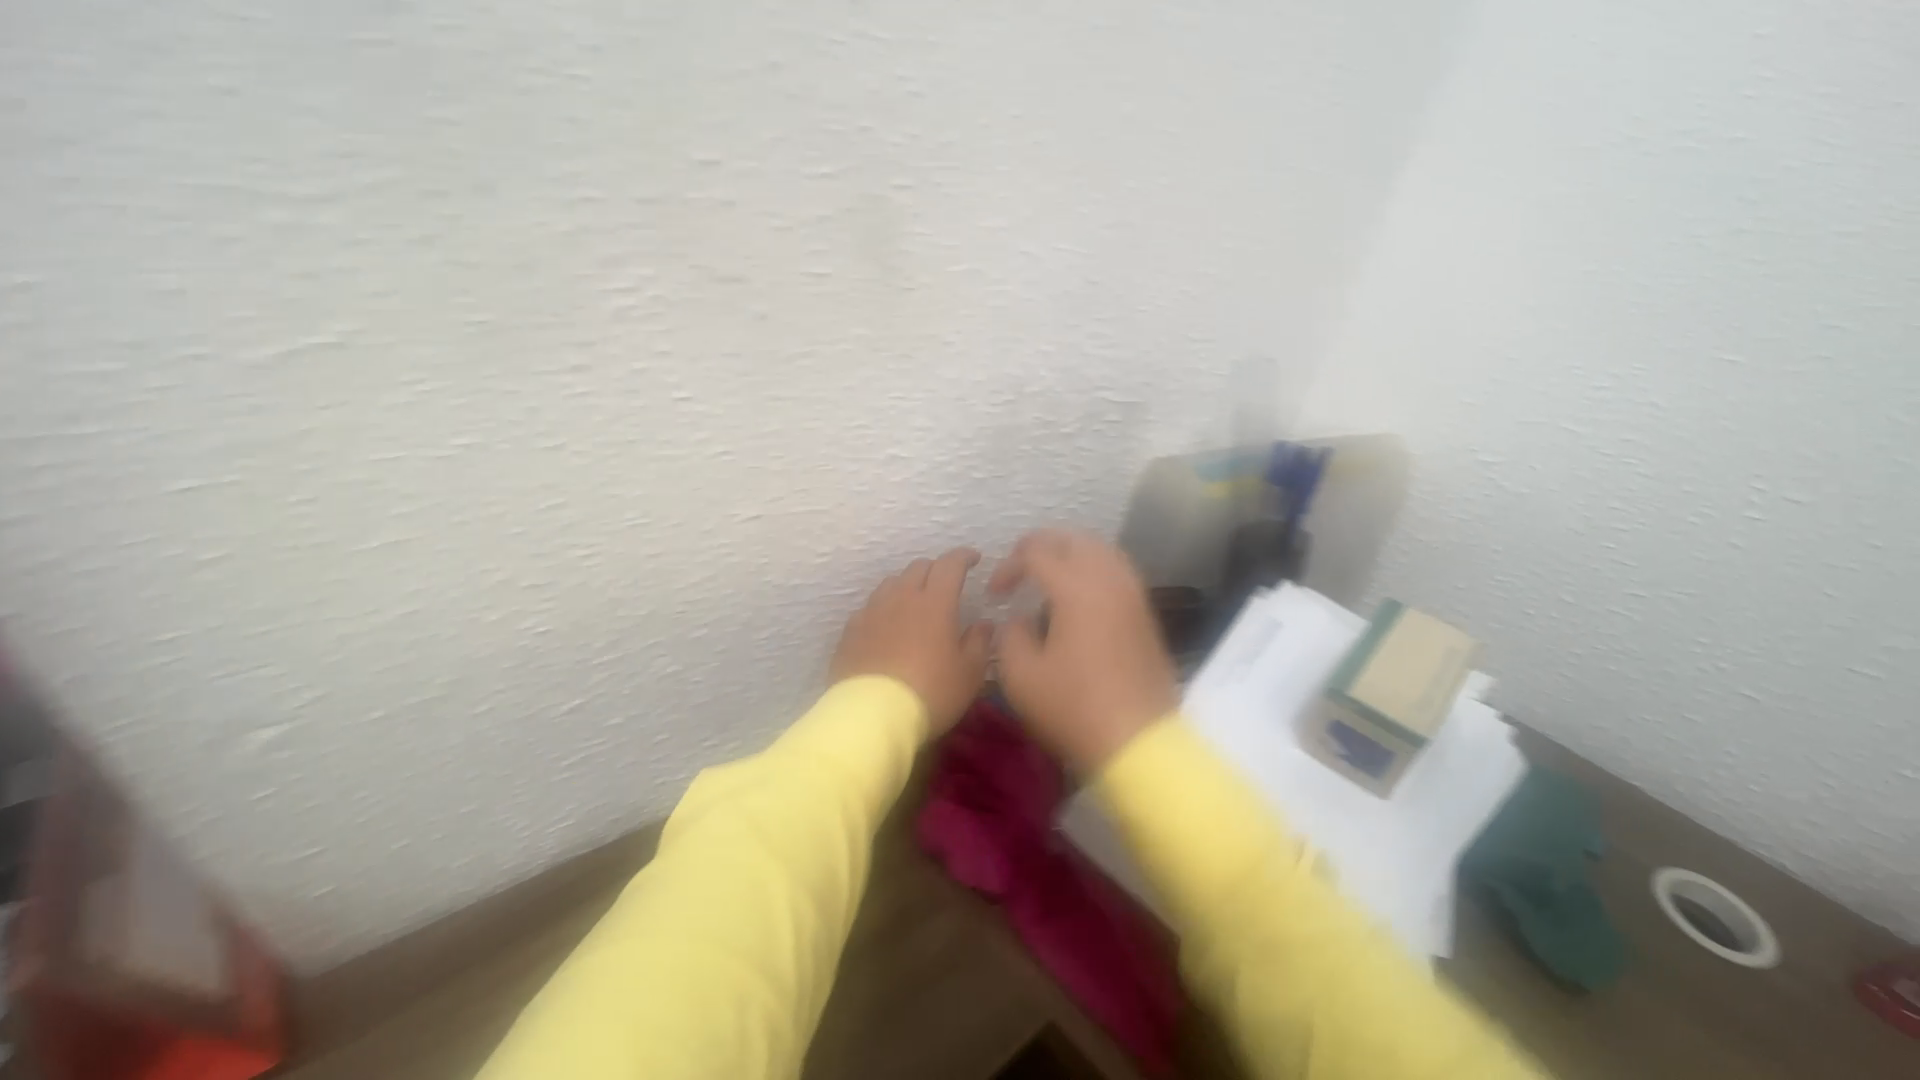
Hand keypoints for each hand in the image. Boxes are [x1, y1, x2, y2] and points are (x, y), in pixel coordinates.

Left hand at [830, 548, 992, 733]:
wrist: (871, 716)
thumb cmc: (930, 693)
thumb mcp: (969, 674)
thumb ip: (979, 643)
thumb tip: (983, 624)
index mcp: (935, 602)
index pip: (950, 564)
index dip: (963, 557)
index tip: (973, 559)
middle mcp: (901, 598)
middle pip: (918, 568)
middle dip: (936, 569)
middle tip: (947, 584)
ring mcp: (871, 612)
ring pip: (891, 584)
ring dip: (908, 585)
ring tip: (916, 602)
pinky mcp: (850, 631)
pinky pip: (870, 608)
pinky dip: (885, 609)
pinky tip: (887, 626)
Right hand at [990, 529, 1178, 772]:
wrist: (1138, 741)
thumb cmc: (1074, 708)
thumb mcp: (1021, 676)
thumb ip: (1010, 635)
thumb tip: (1020, 620)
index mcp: (1076, 587)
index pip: (1036, 553)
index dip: (1009, 566)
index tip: (995, 594)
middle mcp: (1110, 580)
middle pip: (1074, 539)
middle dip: (1042, 547)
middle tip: (1020, 570)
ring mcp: (1134, 596)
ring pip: (1102, 551)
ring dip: (1071, 555)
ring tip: (1049, 578)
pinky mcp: (1146, 615)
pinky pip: (1118, 573)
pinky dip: (1094, 571)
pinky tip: (1079, 599)